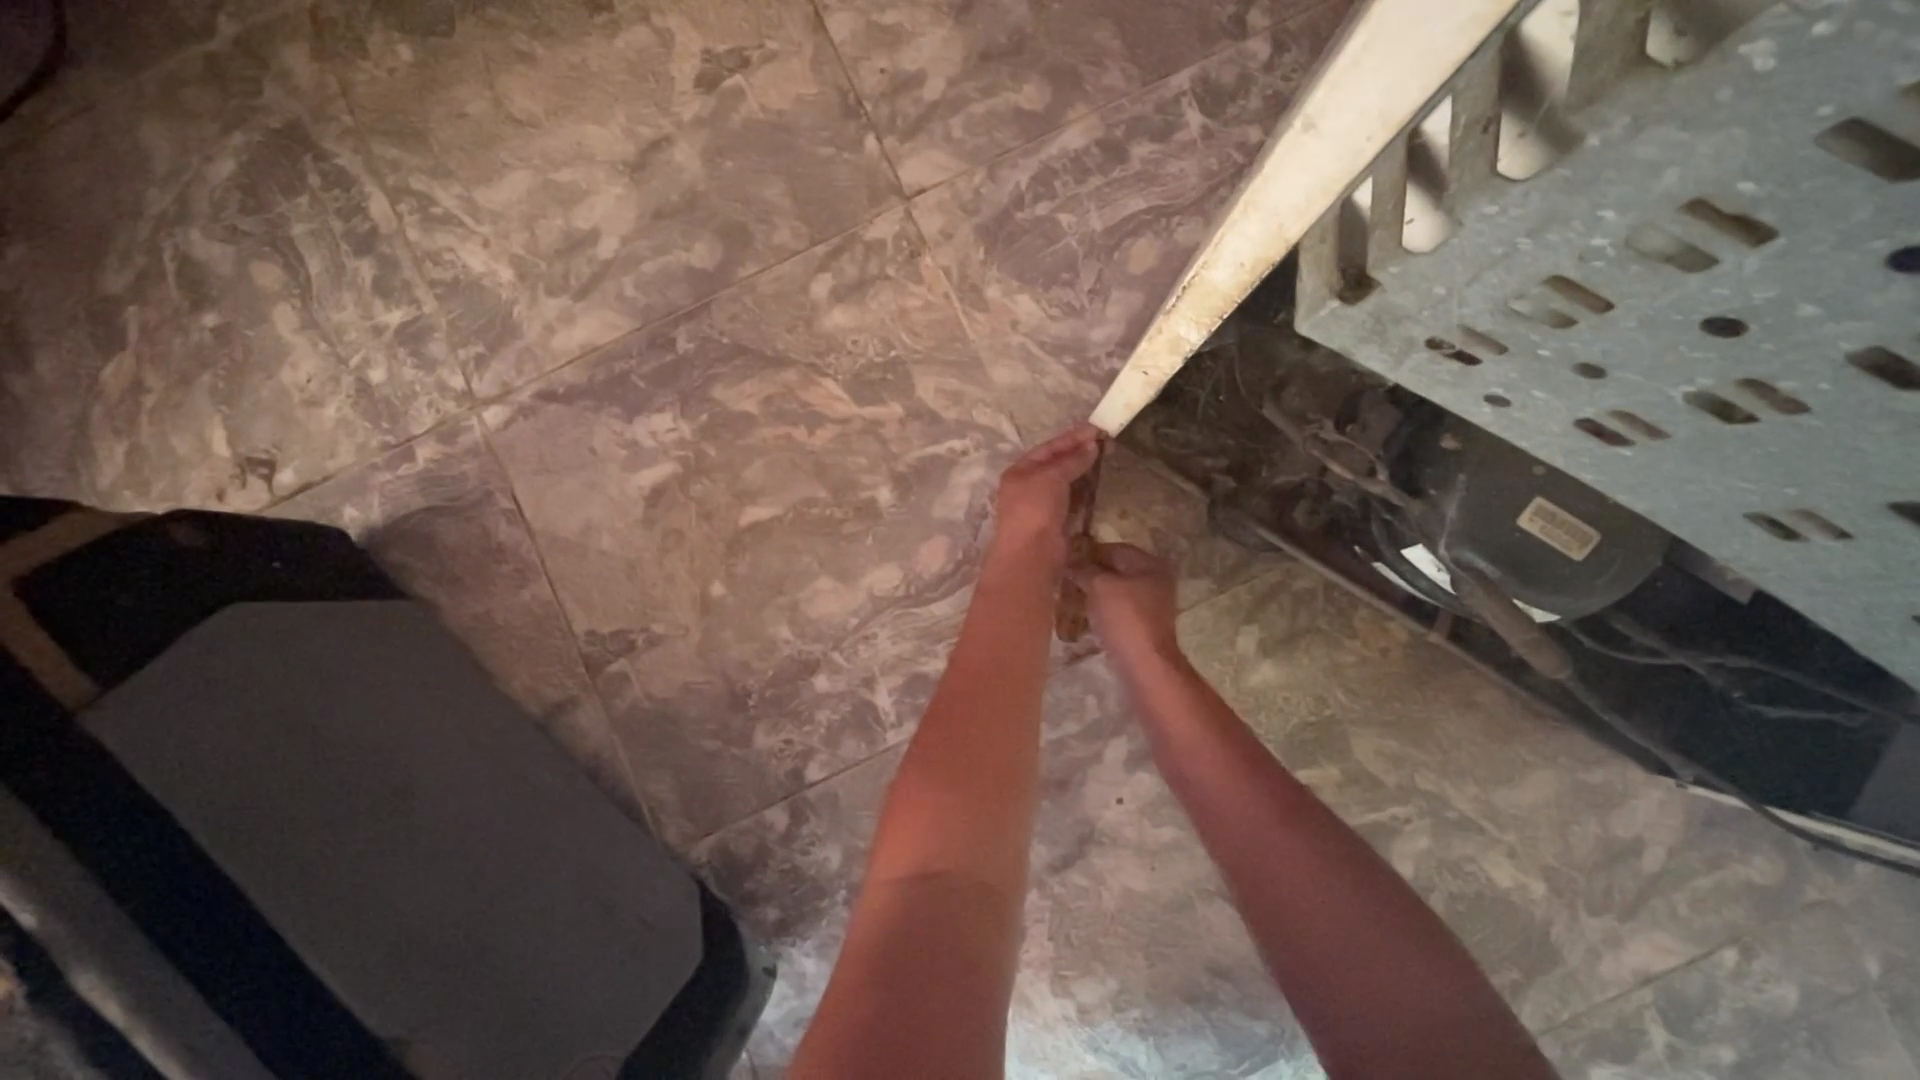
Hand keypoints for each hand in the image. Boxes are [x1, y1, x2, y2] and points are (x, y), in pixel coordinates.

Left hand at [989, 424, 1102, 564]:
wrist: (1031, 554)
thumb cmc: (1034, 509)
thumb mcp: (1051, 477)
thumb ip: (1072, 460)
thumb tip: (1091, 446)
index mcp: (1019, 471)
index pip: (1048, 448)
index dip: (1071, 438)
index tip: (1096, 429)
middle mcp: (1028, 486)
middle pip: (1057, 464)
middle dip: (1079, 453)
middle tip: (1106, 443)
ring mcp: (1041, 506)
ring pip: (1065, 482)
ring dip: (1083, 471)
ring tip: (1106, 458)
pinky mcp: (1055, 522)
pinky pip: (1072, 500)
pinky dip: (1084, 491)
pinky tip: (1098, 483)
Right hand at [1070, 542, 1180, 663]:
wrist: (1144, 664)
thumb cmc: (1124, 618)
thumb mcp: (1099, 586)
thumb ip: (1084, 569)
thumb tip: (1070, 560)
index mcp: (1149, 565)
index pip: (1114, 549)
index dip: (1087, 552)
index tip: (1064, 559)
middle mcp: (1153, 581)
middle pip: (1114, 571)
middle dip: (1088, 574)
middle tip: (1062, 578)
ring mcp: (1148, 606)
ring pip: (1113, 592)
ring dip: (1091, 594)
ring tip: (1066, 597)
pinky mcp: (1140, 626)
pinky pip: (1114, 612)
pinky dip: (1098, 612)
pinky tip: (1079, 617)